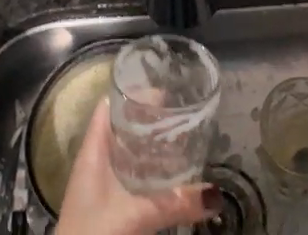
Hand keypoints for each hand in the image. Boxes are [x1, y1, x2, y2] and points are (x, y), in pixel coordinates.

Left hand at [53, 98, 217, 234]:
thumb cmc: (92, 233)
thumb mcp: (136, 215)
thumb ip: (174, 203)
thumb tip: (214, 193)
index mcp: (92, 151)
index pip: (110, 106)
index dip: (133, 93)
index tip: (165, 88)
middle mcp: (94, 161)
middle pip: (121, 127)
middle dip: (149, 120)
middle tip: (181, 113)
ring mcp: (98, 184)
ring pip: (126, 152)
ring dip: (149, 146)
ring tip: (181, 138)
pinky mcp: (105, 204)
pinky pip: (128, 175)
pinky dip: (147, 170)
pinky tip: (168, 176)